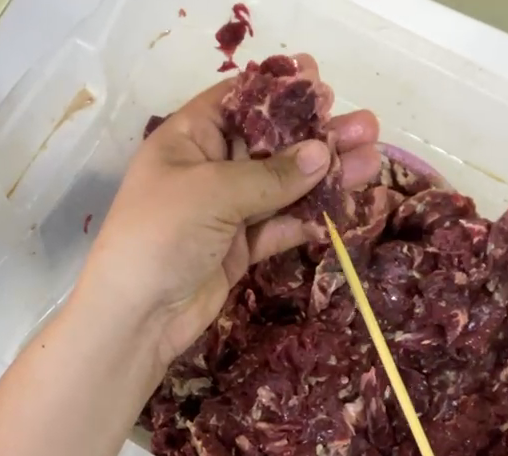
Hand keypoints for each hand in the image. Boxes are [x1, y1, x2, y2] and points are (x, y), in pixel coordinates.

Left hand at [72, 54, 379, 371]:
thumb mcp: (213, 192)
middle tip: (366, 127)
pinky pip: (277, 229)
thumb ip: (270, 175)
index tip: (322, 86)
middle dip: (316, 136)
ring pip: (280, 188)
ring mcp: (222, 214)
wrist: (137, 317)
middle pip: (269, 144)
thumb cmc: (161, 236)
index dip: (280, 94)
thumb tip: (323, 153)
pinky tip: (340, 211)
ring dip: (324, 178)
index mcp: (187, 140)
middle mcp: (206, 171)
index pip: (238, 103)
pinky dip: (306, 221)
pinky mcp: (236, 252)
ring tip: (370, 163)